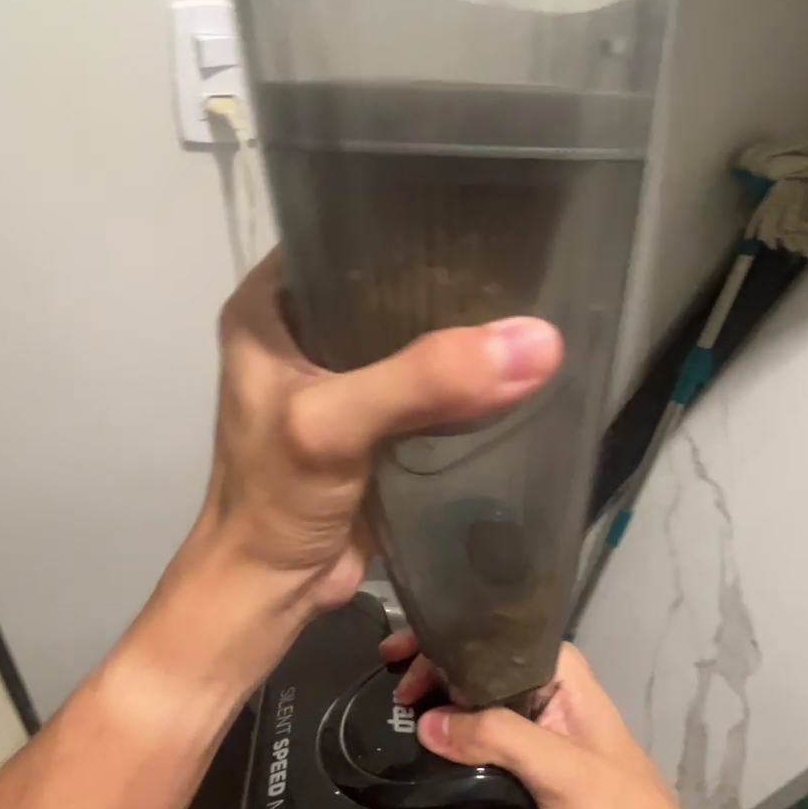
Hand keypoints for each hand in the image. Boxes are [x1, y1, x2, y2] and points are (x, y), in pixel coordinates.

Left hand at [180, 252, 563, 612]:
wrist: (271, 590)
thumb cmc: (276, 501)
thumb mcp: (333, 426)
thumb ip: (424, 381)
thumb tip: (537, 341)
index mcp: (270, 308)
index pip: (343, 238)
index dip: (407, 226)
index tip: (482, 218)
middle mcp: (304, 335)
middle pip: (387, 290)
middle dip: (447, 285)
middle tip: (522, 266)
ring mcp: (342, 383)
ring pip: (412, 341)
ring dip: (459, 338)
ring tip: (527, 308)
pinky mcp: (374, 427)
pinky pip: (427, 391)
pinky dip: (462, 386)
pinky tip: (509, 372)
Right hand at [381, 635, 721, 808]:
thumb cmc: (614, 803)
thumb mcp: (557, 764)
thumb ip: (494, 737)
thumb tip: (424, 724)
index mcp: (556, 672)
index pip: (490, 640)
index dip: (443, 643)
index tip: (398, 655)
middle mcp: (537, 691)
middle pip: (472, 670)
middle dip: (430, 675)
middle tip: (391, 693)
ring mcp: (524, 730)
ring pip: (467, 709)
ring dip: (431, 711)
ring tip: (388, 716)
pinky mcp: (513, 767)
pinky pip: (469, 747)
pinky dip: (441, 745)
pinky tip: (409, 748)